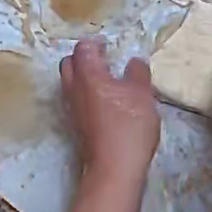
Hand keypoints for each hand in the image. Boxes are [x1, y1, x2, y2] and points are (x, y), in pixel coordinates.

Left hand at [60, 38, 159, 193]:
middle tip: (104, 59)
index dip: (94, 43)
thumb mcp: (142, 93)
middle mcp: (73, 89)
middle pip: (69, 64)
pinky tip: (105, 102)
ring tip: (106, 80)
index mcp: (87, 75)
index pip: (82, 49)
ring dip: (83, 77)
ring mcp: (72, 109)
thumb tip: (134, 62)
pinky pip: (75, 100)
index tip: (109, 46)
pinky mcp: (76, 126)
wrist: (114, 168)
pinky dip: (86, 94)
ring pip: (70, 83)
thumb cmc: (129, 125)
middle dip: (83, 58)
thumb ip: (138, 72)